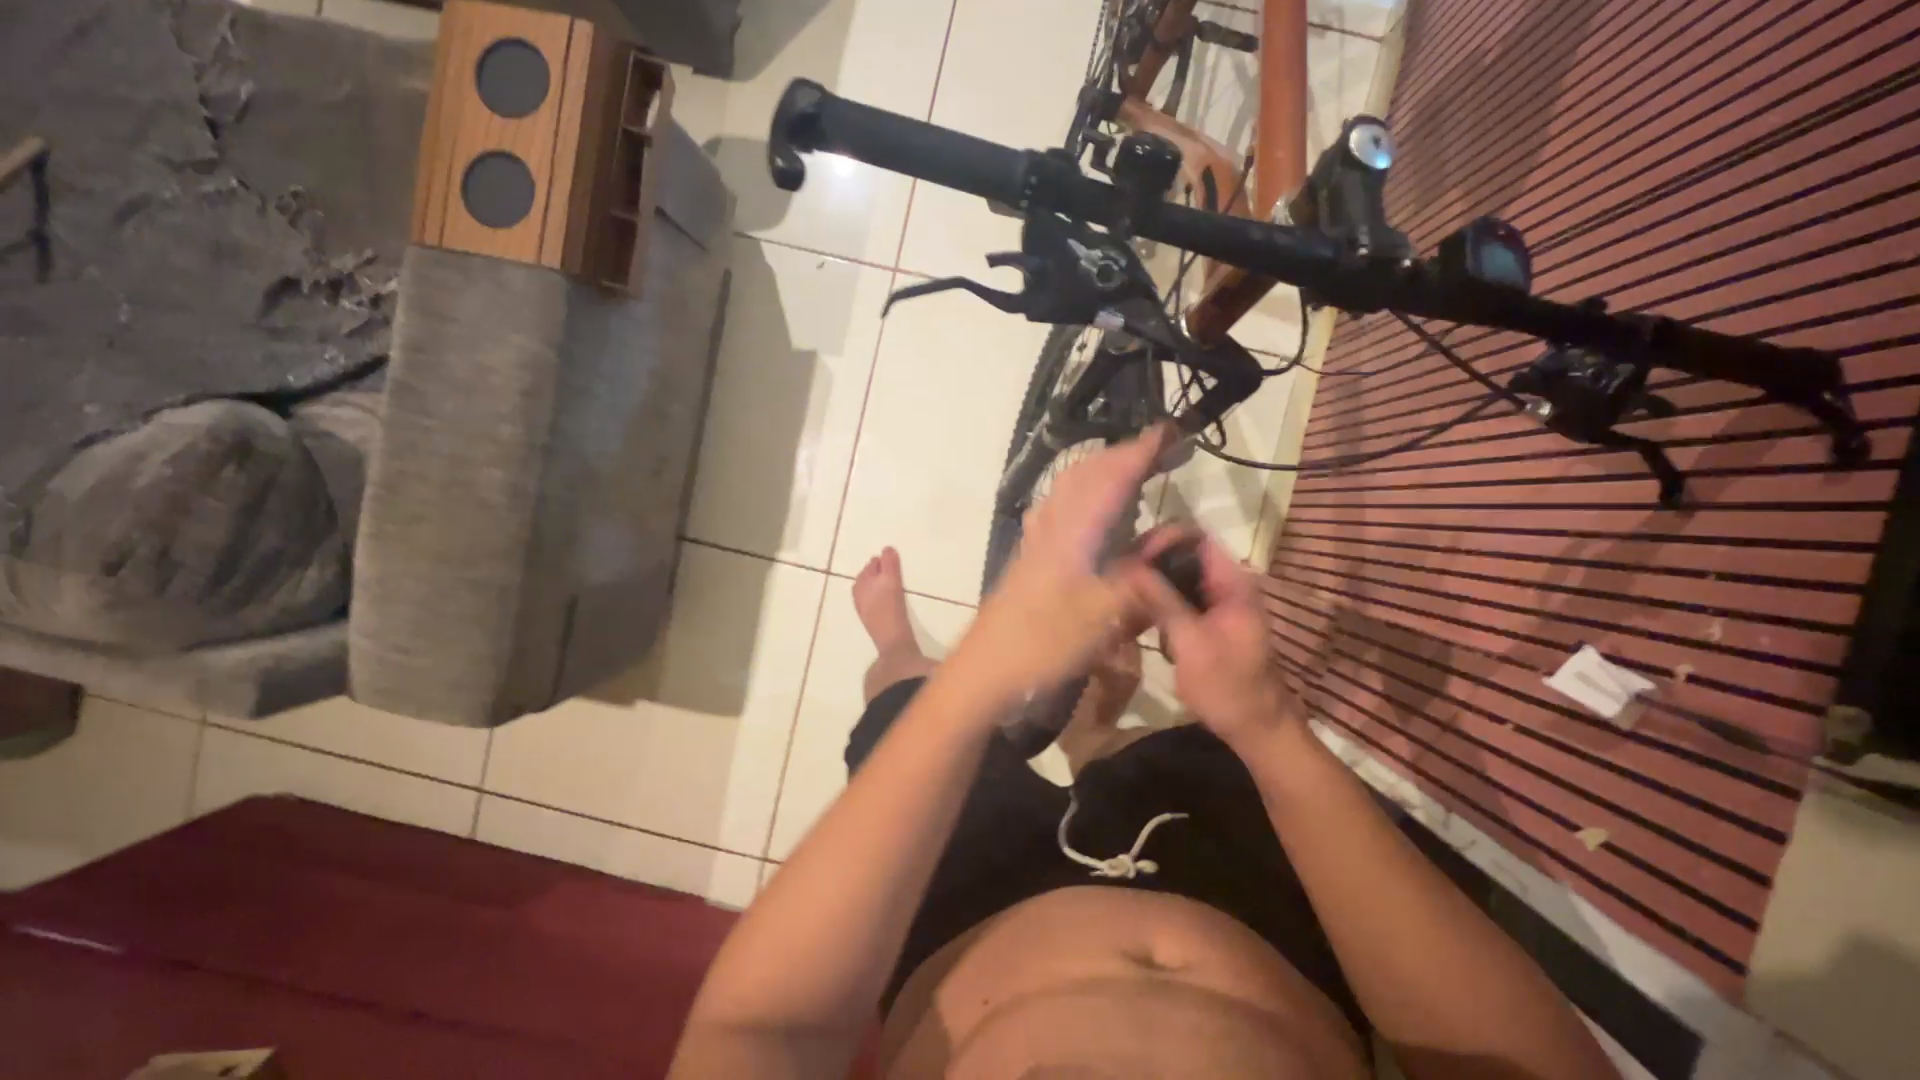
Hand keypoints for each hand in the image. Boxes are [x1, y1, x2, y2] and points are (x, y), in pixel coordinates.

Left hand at [956, 425, 1171, 703]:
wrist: (983, 671)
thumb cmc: (1041, 643)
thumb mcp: (1102, 617)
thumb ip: (1140, 580)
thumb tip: (1172, 550)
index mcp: (1071, 532)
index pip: (1109, 478)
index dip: (1140, 452)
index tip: (1170, 432)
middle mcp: (1052, 528)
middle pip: (1084, 475)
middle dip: (1121, 456)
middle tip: (1157, 451)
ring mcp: (1037, 544)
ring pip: (1068, 491)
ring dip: (1100, 473)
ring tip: (1131, 474)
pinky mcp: (1031, 563)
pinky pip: (1060, 512)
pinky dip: (1084, 499)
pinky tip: (1091, 516)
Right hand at [1125, 530, 1298, 749]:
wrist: (1257, 729)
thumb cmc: (1228, 687)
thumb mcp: (1191, 643)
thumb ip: (1162, 600)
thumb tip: (1129, 565)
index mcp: (1233, 582)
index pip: (1196, 537)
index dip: (1163, 539)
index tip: (1134, 558)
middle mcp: (1226, 584)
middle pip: (1184, 553)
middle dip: (1150, 560)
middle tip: (1117, 575)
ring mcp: (1217, 603)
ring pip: (1178, 576)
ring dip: (1150, 581)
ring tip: (1118, 591)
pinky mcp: (1207, 622)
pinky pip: (1178, 598)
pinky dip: (1156, 601)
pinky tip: (1132, 613)